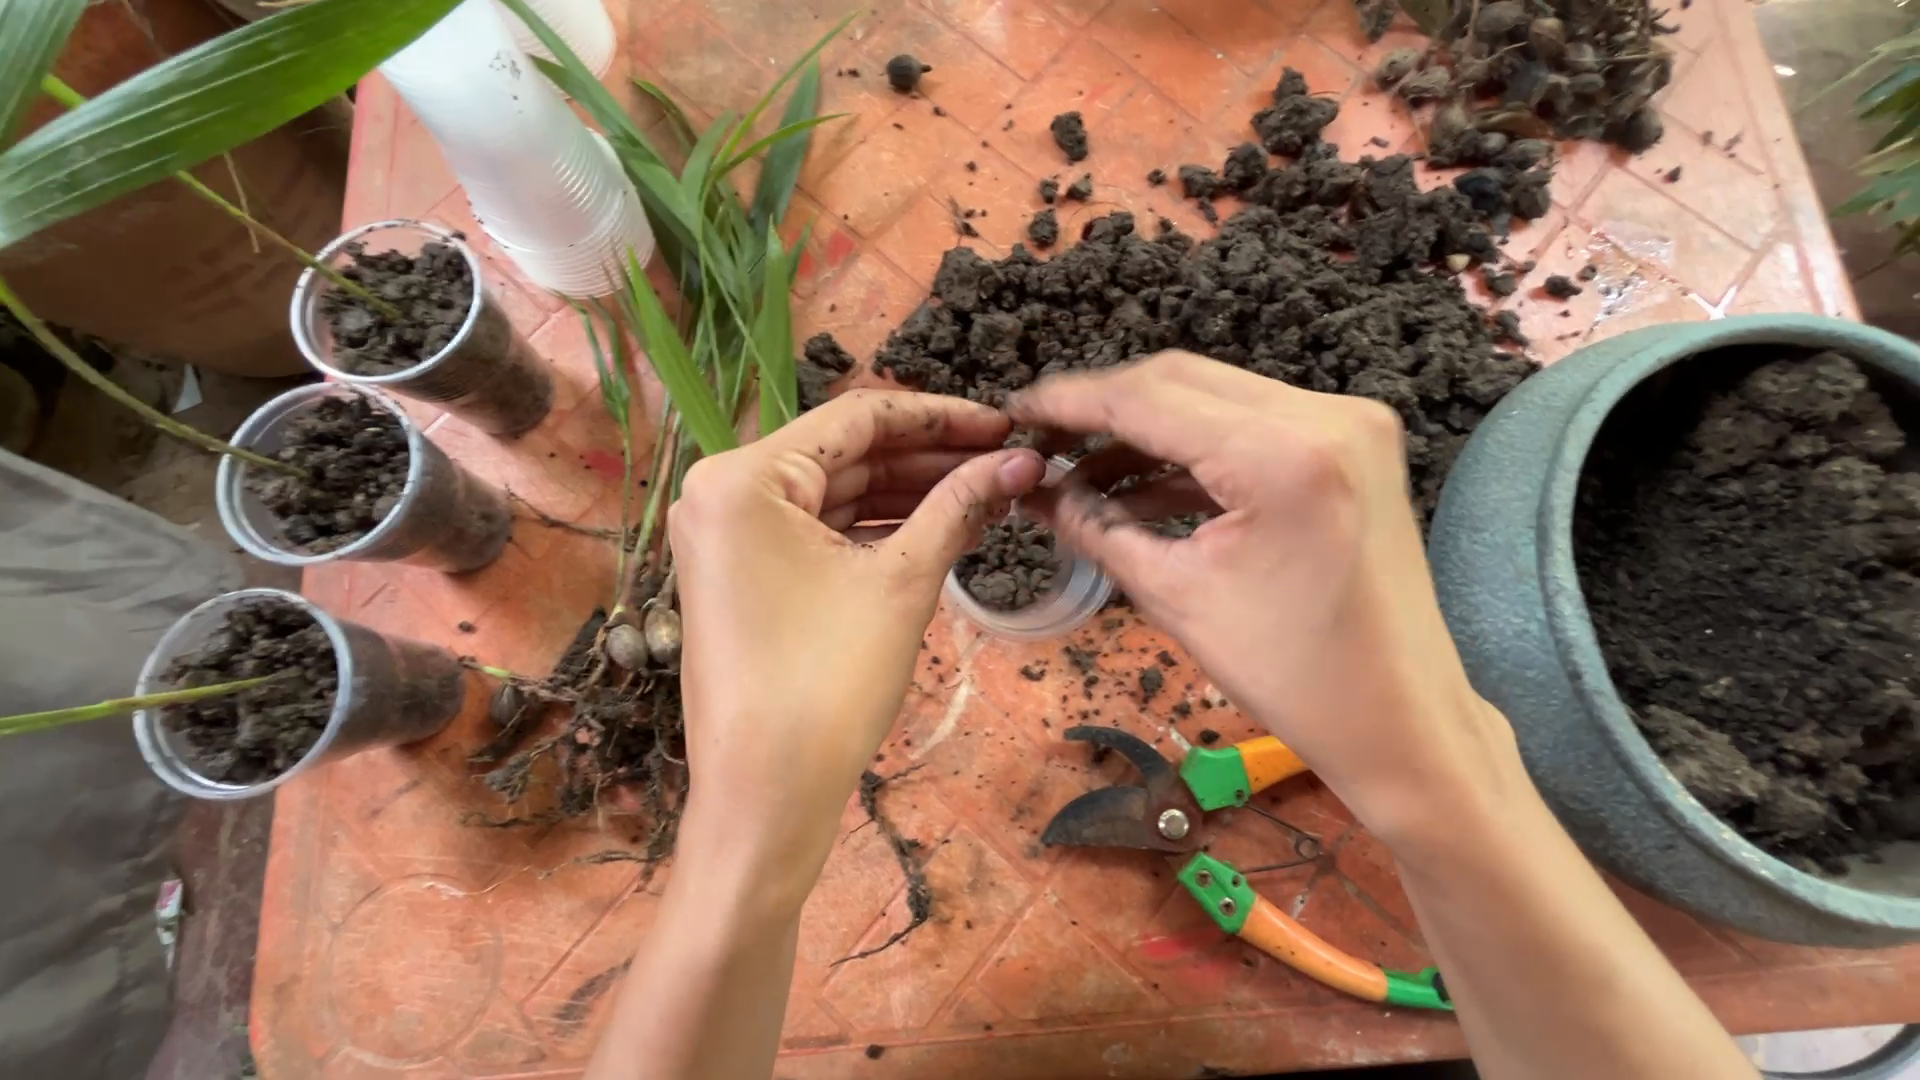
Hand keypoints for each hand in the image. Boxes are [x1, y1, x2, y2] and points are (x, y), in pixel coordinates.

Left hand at [668, 390, 1044, 903]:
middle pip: (847, 454)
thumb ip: (960, 506)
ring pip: (837, 493)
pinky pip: (820, 531)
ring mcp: (730, 534)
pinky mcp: (745, 571)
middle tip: (1006, 464)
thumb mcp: (904, 582)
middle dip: (930, 459)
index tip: (1003, 425)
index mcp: (744, 476)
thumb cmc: (830, 683)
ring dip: (908, 493)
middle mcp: (724, 491)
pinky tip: (937, 524)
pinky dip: (876, 528)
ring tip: (985, 494)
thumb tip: (1024, 463)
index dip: (940, 418)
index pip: (858, 418)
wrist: (766, 796)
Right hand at [1010, 352, 1514, 849]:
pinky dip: (1188, 452)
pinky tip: (1135, 485)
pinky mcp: (1345, 446)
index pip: (1148, 398)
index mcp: (1281, 453)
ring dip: (1142, 430)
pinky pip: (1246, 427)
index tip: (1016, 409)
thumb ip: (1097, 529)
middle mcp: (1323, 414)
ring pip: (1210, 397)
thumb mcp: (1175, 596)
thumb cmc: (1291, 674)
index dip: (1070, 401)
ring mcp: (1344, 424)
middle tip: (1043, 440)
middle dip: (1102, 408)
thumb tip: (1036, 493)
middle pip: (1178, 380)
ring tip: (1079, 472)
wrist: (1401, 719)